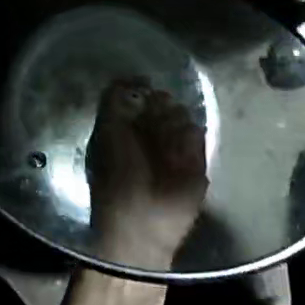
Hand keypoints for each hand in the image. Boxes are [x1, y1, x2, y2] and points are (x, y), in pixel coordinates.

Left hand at [86, 77, 208, 266]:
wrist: (140, 225)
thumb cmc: (117, 178)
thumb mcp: (107, 133)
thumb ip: (114, 101)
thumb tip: (134, 78)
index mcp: (128, 128)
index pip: (143, 95)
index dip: (143, 89)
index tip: (145, 86)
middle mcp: (153, 134)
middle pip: (165, 100)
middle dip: (159, 107)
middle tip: (152, 124)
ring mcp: (176, 148)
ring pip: (183, 114)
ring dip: (171, 126)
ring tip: (163, 149)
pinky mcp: (196, 163)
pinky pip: (197, 134)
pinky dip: (186, 141)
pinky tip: (176, 158)